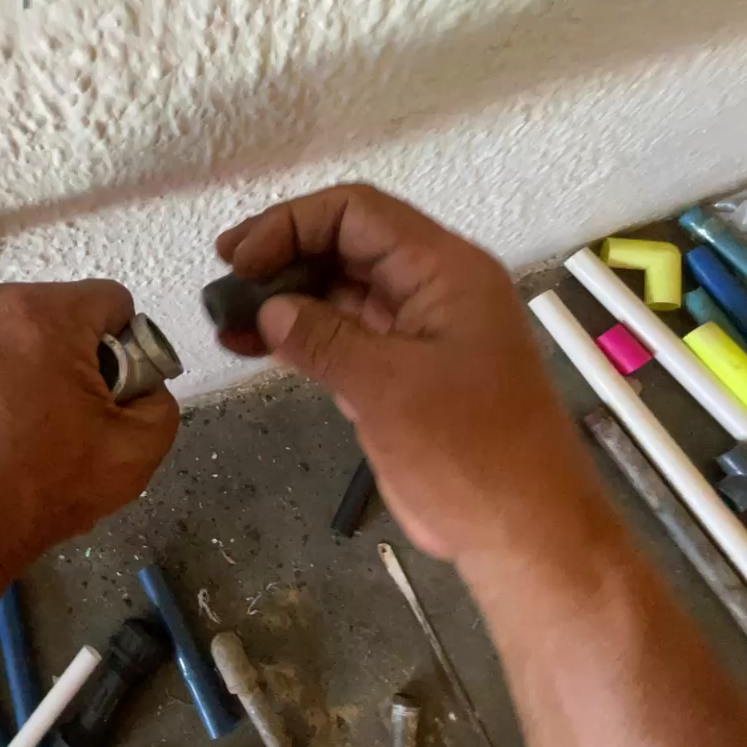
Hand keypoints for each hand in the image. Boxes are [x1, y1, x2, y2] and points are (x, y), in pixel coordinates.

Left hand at [0, 280, 179, 591]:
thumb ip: (158, 402)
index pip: (110, 303)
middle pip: (52, 313)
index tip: (102, 395)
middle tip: (53, 417)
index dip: (120, 349)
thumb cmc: (32, 493)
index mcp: (43, 314)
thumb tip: (140, 384)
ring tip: (2, 424)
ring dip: (13, 360)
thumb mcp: (132, 456)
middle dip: (63, 354)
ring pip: (1, 329)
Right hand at [216, 184, 602, 562]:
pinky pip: (338, 333)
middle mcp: (427, 287)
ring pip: (336, 289)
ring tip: (226, 316)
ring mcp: (411, 329)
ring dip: (282, 296)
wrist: (522, 532)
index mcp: (443, 270)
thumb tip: (268, 309)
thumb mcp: (389, 388)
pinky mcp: (395, 368)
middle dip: (280, 256)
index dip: (291, 225)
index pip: (356, 214)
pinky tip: (252, 343)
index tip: (240, 261)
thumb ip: (324, 339)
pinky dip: (296, 334)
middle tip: (224, 281)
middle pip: (344, 244)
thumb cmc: (470, 452)